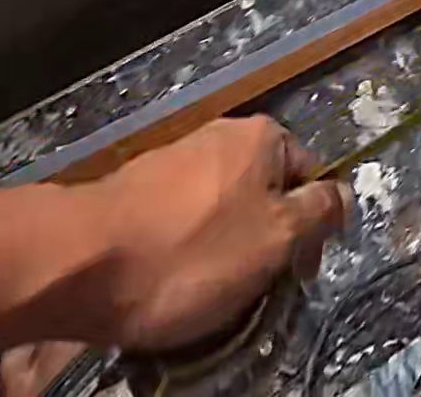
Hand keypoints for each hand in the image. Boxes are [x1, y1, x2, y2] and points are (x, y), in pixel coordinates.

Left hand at [78, 115, 351, 349]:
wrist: (78, 260)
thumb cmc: (192, 251)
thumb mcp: (276, 237)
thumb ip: (319, 211)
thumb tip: (342, 193)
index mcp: (265, 137)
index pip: (312, 177)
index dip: (312, 227)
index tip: (297, 273)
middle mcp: (226, 133)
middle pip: (268, 190)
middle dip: (268, 237)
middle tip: (254, 285)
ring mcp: (179, 154)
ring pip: (225, 205)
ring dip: (227, 243)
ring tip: (207, 288)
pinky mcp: (141, 182)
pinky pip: (184, 214)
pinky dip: (186, 243)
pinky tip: (168, 275)